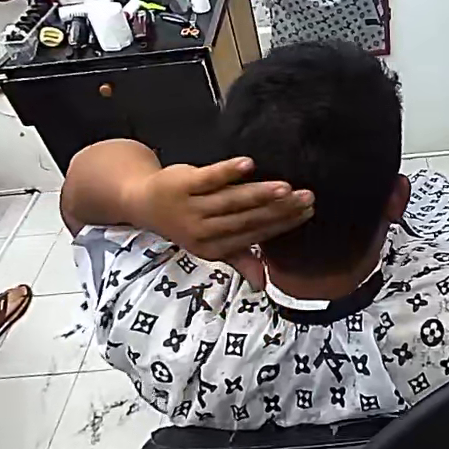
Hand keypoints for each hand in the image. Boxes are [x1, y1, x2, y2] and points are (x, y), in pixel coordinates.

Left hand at [136, 156, 312, 261]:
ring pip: (231, 201)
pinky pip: (208, 179)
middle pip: (247, 218)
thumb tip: (264, 283)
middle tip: (307, 197)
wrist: (141, 201)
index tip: (307, 211)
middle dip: (280, 208)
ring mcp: (191, 207)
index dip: (283, 223)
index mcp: (213, 248)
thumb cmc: (185, 221)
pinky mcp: (181, 184)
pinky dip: (228, 172)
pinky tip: (248, 164)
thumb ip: (239, 258)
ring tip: (287, 187)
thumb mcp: (209, 244)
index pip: (255, 234)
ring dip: (260, 194)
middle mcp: (202, 230)